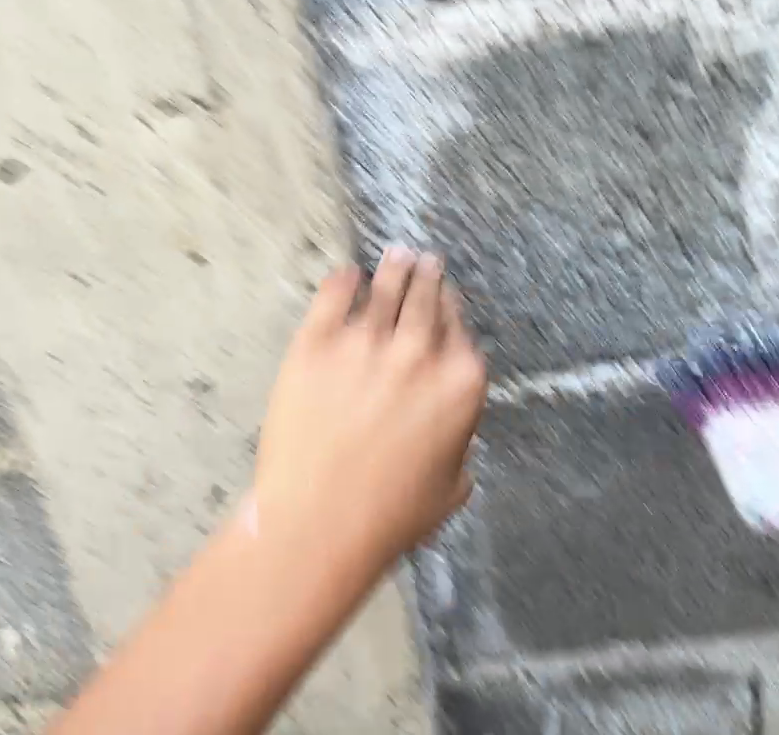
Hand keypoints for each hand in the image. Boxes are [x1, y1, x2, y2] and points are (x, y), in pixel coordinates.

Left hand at [252, 249, 487, 567]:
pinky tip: (347, 273)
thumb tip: (457, 434)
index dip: (451, 309)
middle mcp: (419, 353)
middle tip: (426, 260)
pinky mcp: (317, 343)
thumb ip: (462, 446)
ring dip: (395, 267)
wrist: (318, 523)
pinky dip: (343, 280)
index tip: (446, 298)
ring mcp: (366, 343)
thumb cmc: (390, 516)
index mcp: (459, 383)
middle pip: (427, 298)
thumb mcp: (452, 487)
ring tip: (398, 255)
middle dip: (428, 275)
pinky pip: (333, 296)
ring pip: (386, 288)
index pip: (459, 328)